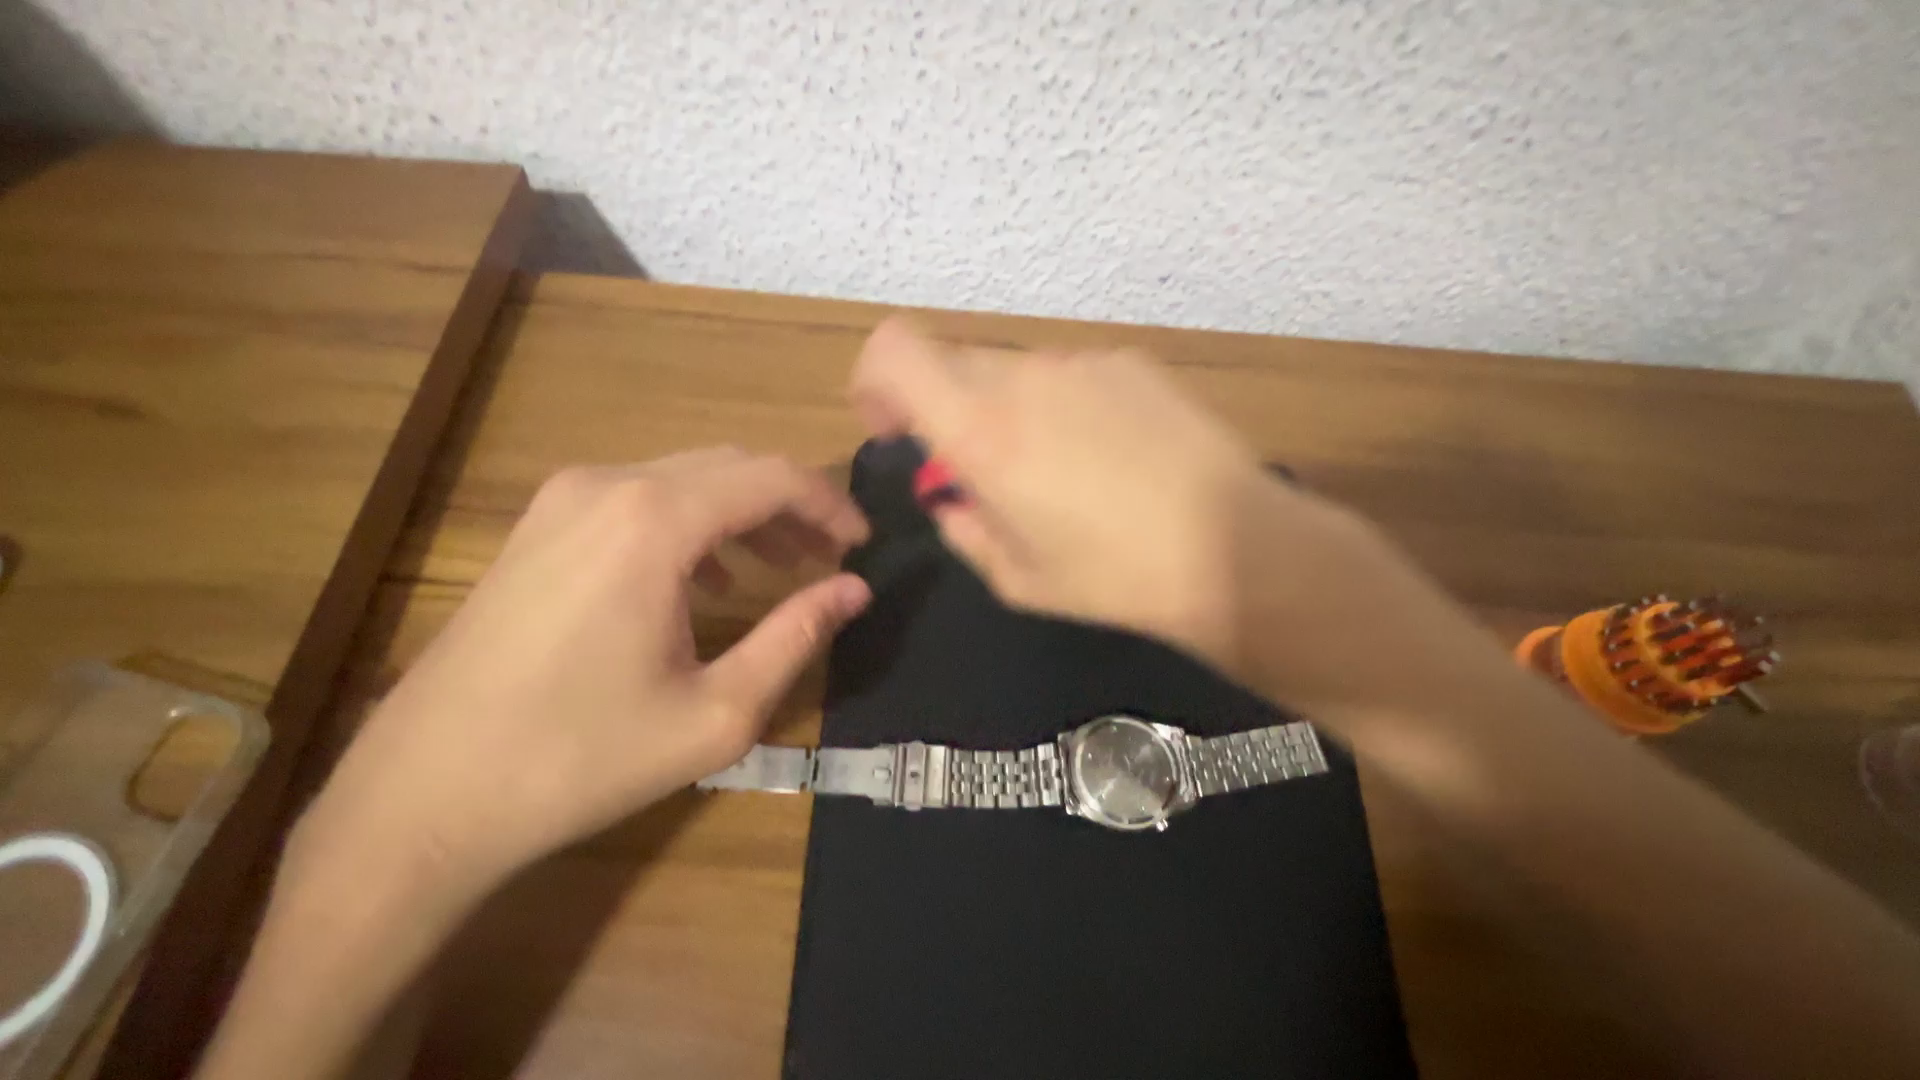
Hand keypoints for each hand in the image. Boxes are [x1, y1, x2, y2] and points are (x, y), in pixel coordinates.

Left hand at [298, 449, 871, 895]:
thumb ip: (795, 637)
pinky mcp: (535, 529)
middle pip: (729, 467)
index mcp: (653, 521)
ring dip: (742, 514)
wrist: (425, 795)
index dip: (829, 505)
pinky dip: (690, 525)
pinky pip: (636, 501)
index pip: (771, 477)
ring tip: (783, 568)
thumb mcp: (716, 712)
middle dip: (790, 506)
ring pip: (682, 479)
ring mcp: (560, 502)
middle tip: (831, 558)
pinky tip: (704, 581)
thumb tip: (854, 590)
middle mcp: (606, 486)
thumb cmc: (581, 759)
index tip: (863, 544)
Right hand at [848, 316, 1391, 691]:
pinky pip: (1072, 376)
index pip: (893, 350)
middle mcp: (1025, 377)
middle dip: (948, 412)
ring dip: (1013, 412)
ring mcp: (1083, 363)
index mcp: (980, 430)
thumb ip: (962, 528)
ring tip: (1064, 474)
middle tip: (986, 473)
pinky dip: (1066, 407)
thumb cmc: (1111, 577)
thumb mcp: (1015, 579)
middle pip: (953, 364)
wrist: (1234, 550)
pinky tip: (1113, 458)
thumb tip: (952, 499)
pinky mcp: (1133, 363)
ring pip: (1016, 372)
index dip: (876, 381)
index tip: (896, 429)